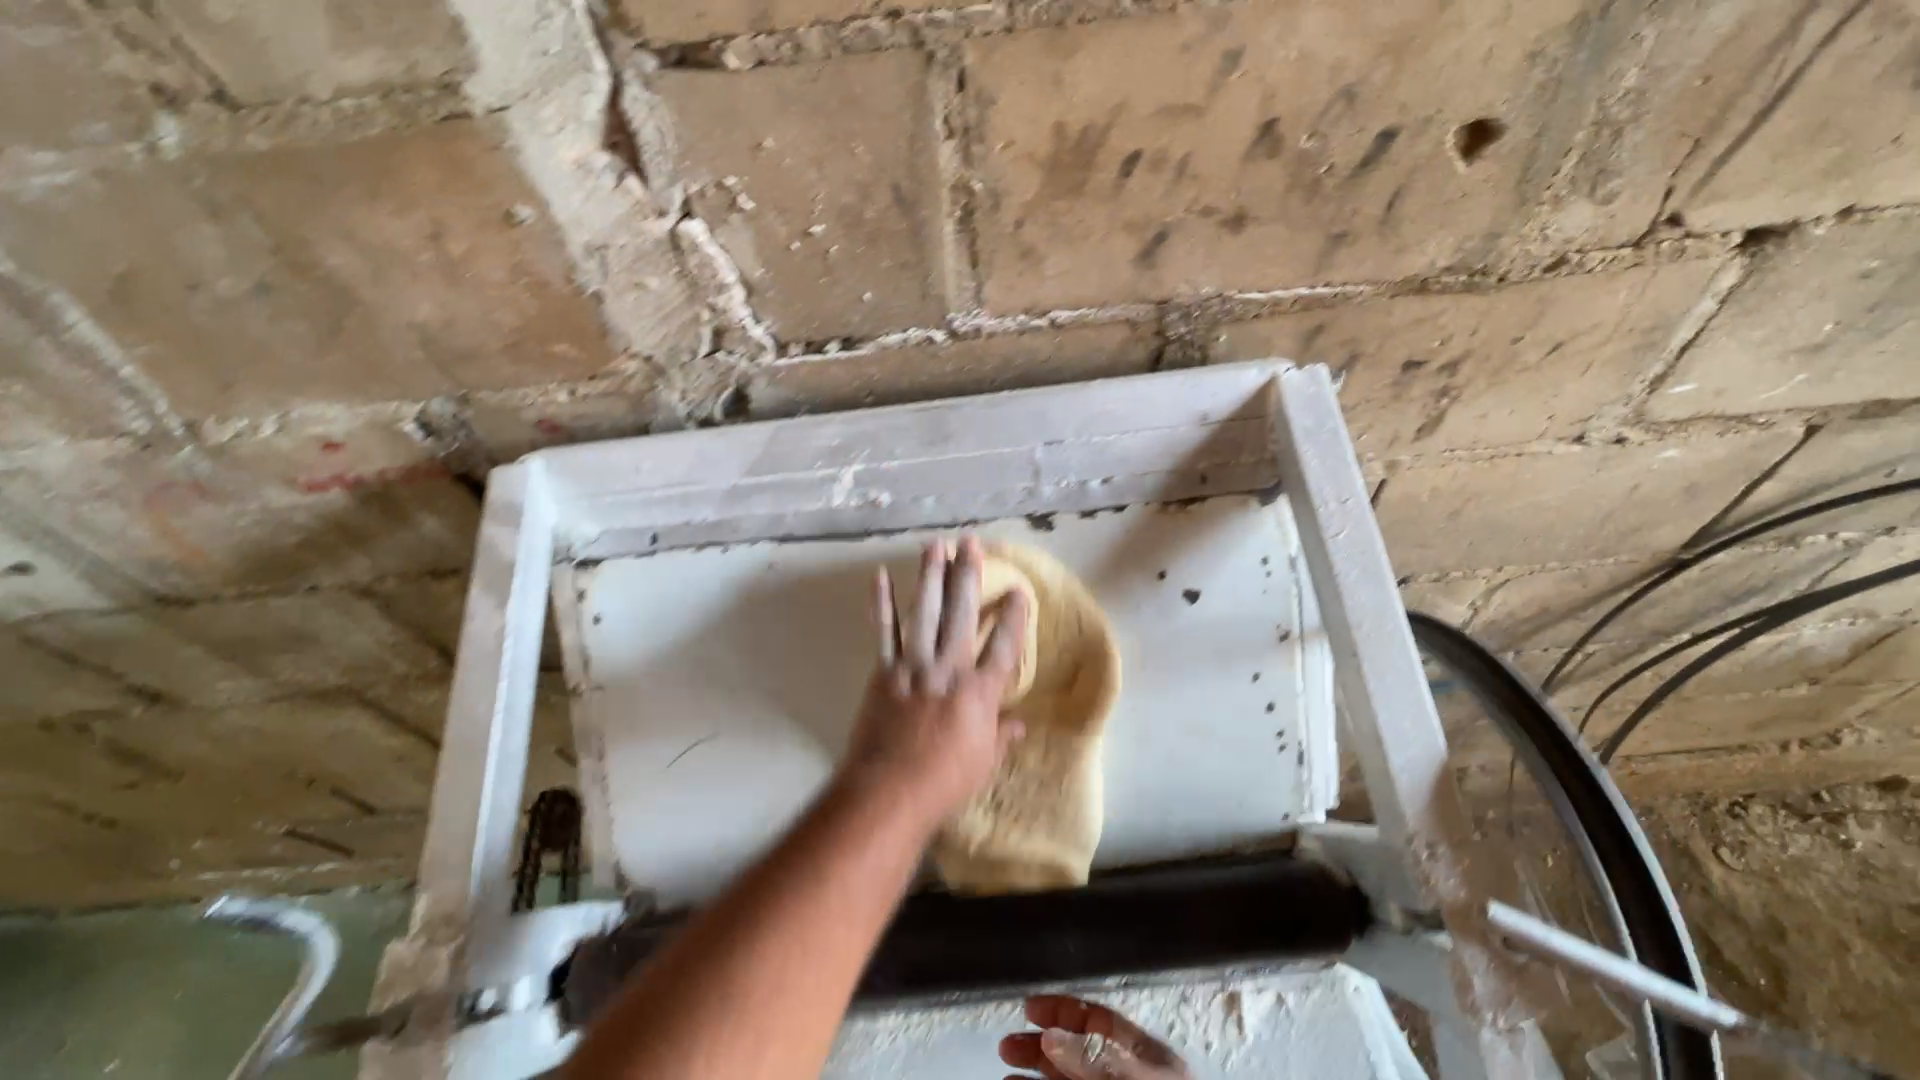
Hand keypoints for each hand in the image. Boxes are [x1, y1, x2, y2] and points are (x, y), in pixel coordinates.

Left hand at [835, 535, 1028, 827]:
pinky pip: (884, 632)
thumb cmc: (945, 782)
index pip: (1003, 646)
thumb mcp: (984, 762)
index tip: (1019, 591)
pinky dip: (882, 604)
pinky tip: (881, 577)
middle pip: (962, 614)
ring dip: (930, 576)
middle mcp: (949, 669)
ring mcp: (913, 667)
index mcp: (980, 693)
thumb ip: (1001, 737)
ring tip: (935, 545)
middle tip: (971, 543)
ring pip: (925, 612)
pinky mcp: (884, 672)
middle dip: (968, 576)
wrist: (889, 791)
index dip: (1013, 617)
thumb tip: (1019, 724)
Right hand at [1000, 995, 1191, 1079]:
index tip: (1028, 1007)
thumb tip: (1049, 1034)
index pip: (1100, 1021)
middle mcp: (1122, 1076)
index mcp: (1143, 1057)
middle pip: (1076, 1052)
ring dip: (1035, 1076)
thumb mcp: (1132, 1078)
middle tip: (1007, 1046)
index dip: (1064, 1010)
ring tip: (1006, 1073)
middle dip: (1040, 1045)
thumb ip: (1095, 1058)